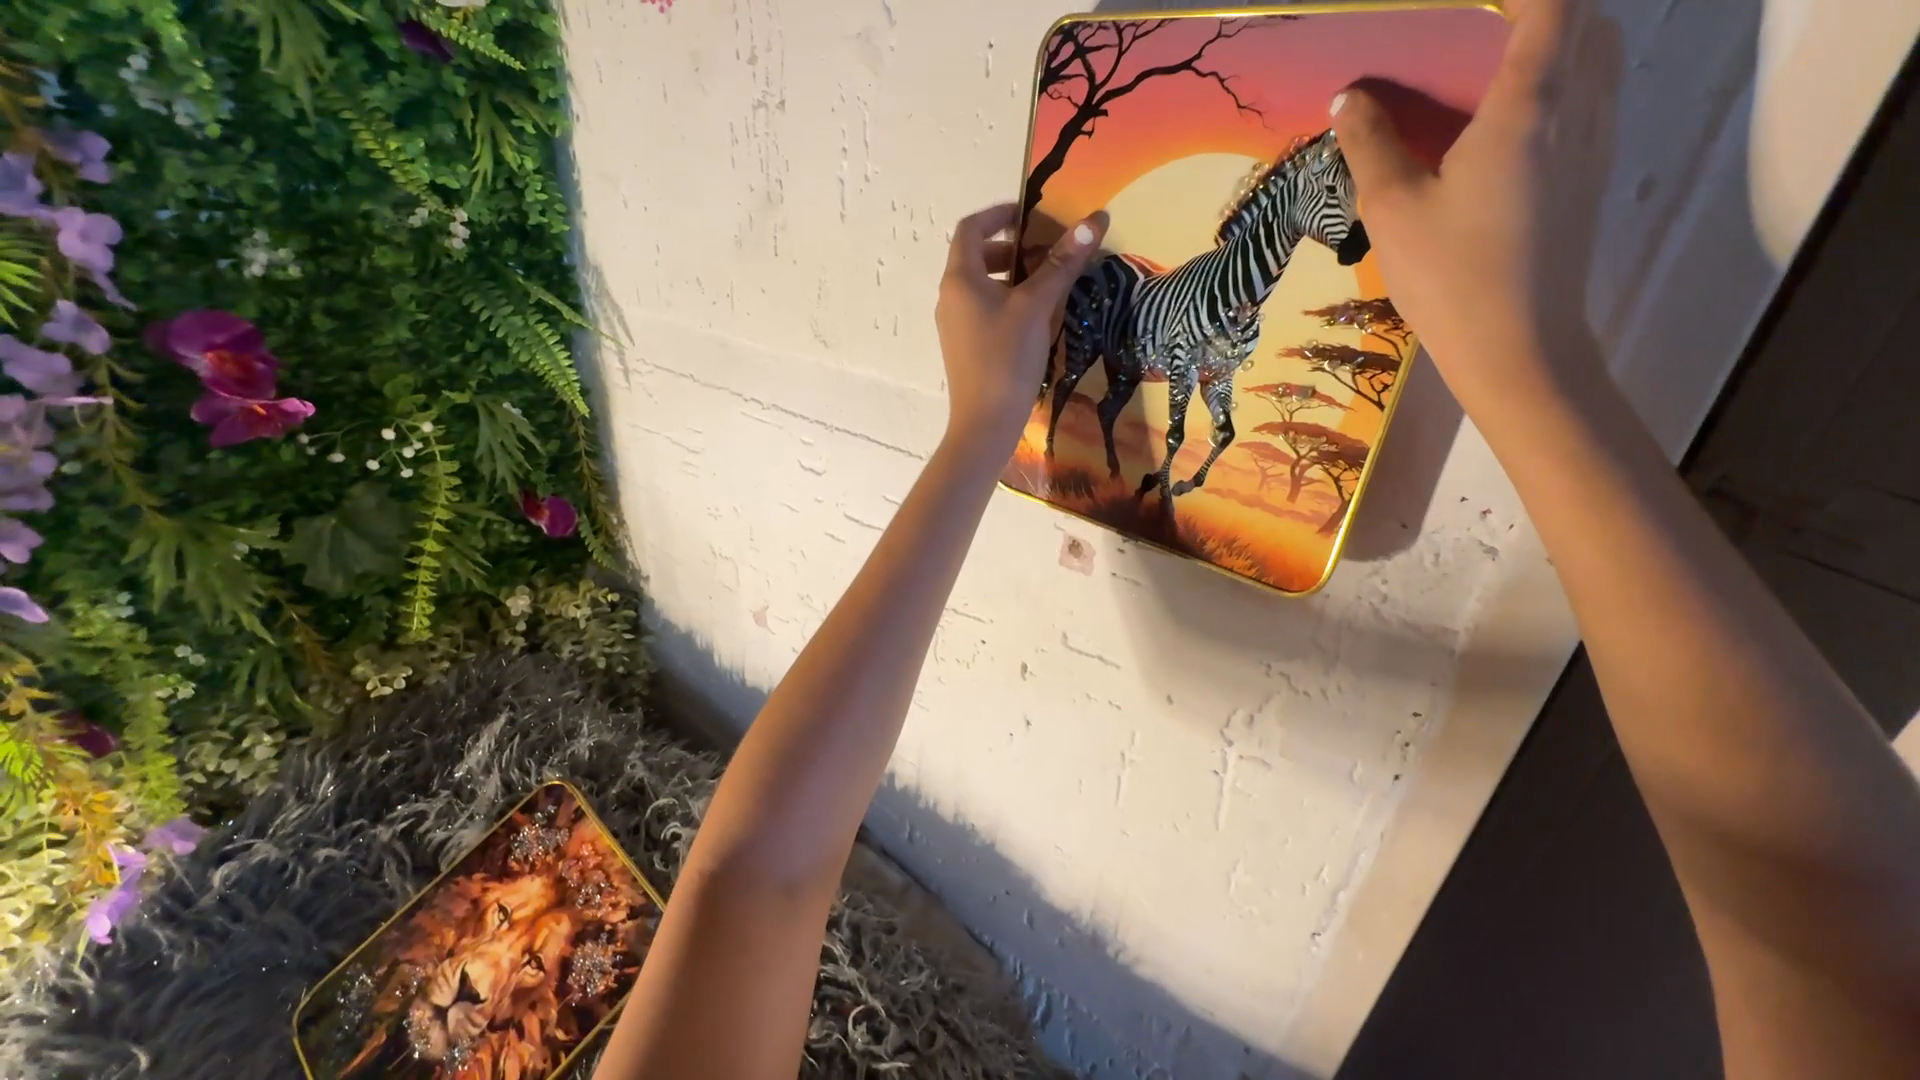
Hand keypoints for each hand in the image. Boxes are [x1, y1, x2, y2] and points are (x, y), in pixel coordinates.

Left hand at [935, 203, 1106, 456]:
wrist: (985, 423)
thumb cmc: (1007, 358)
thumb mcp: (1038, 307)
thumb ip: (1063, 263)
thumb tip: (1095, 220)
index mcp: (959, 278)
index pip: (971, 227)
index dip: (999, 214)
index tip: (1030, 216)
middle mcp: (950, 297)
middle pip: (974, 255)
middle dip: (1010, 247)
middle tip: (1044, 252)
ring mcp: (954, 324)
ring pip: (980, 285)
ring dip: (1011, 275)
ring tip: (1045, 284)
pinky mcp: (964, 347)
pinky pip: (983, 309)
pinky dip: (1006, 300)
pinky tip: (1034, 318)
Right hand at [1329, 0, 1623, 405]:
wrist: (1515, 346)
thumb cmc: (1448, 275)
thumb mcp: (1392, 208)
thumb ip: (1370, 143)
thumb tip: (1349, 98)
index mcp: (1528, 106)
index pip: (1549, 5)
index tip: (1472, 4)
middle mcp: (1579, 111)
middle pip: (1587, 21)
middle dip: (1541, 9)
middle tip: (1482, 27)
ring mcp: (1596, 145)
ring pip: (1600, 58)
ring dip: (1561, 42)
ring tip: (1497, 66)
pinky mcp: (1593, 179)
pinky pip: (1594, 99)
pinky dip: (1565, 82)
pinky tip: (1513, 123)